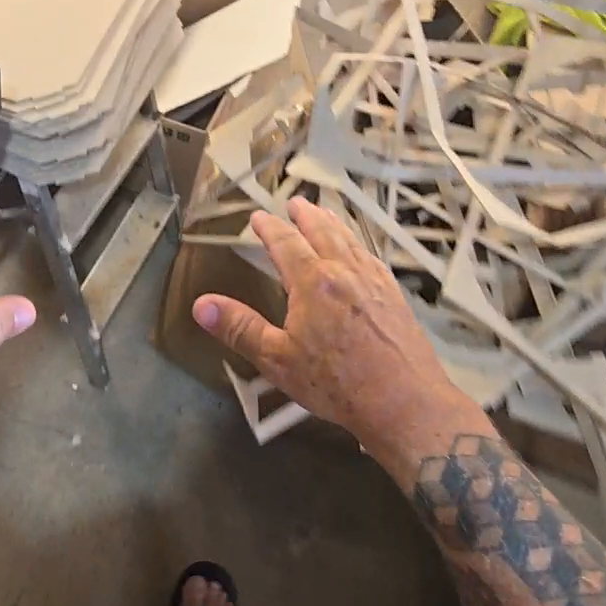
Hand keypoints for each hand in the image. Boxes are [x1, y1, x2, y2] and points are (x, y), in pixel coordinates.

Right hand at [192, 198, 492, 475]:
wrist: (405, 402)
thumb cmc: (336, 383)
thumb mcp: (277, 360)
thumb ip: (239, 328)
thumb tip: (200, 305)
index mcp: (312, 281)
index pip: (285, 242)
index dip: (269, 228)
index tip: (258, 217)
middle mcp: (344, 271)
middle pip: (322, 232)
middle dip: (305, 215)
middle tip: (296, 202)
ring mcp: (374, 282)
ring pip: (349, 241)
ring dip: (333, 223)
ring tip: (325, 213)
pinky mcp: (394, 296)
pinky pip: (371, 257)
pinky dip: (358, 244)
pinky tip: (359, 252)